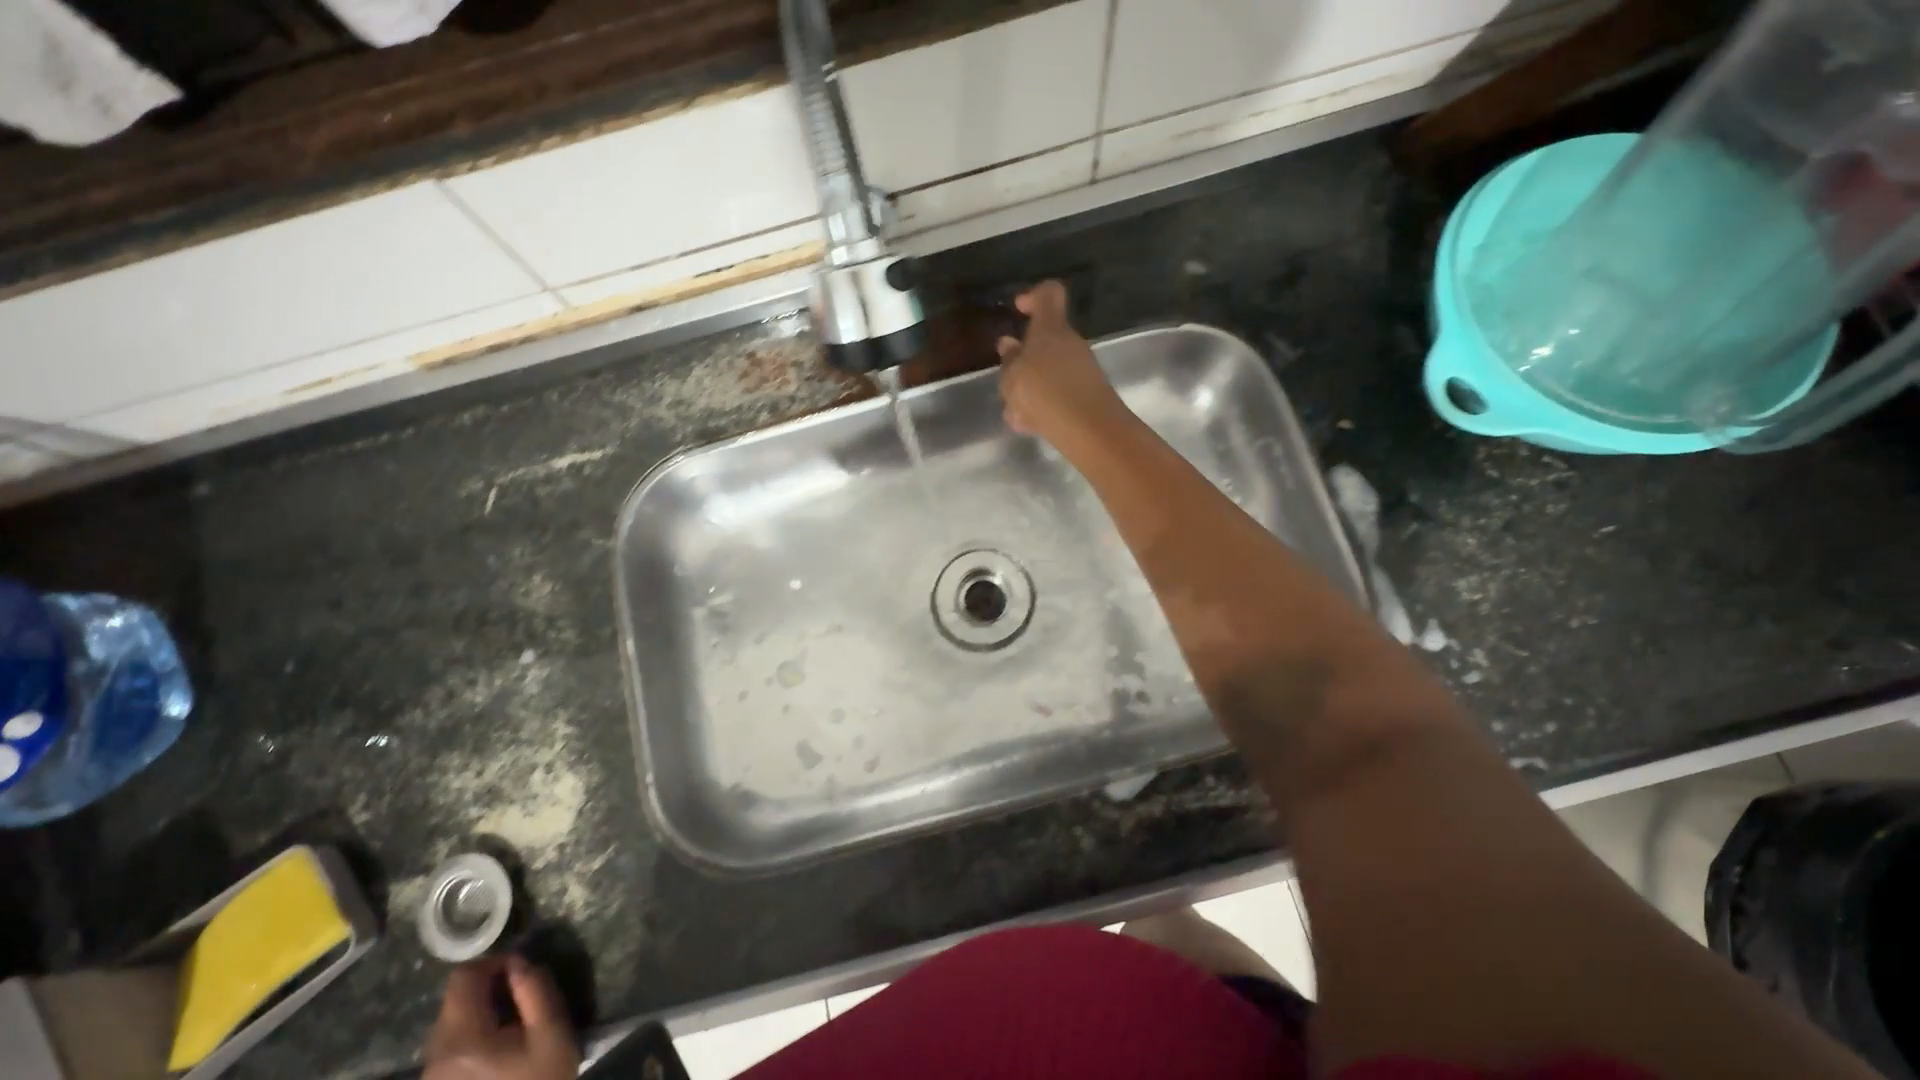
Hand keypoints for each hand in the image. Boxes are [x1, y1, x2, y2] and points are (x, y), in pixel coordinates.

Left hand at [424, 956, 579, 1079]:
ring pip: (449, 1024)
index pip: (464, 978)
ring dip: (478, 1014)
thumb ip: (536, 991)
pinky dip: (471, 1037)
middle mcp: (436, 1053)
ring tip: (511, 1028)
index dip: (493, 963)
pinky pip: (448, 1047)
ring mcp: (430, 1074)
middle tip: (521, 1000)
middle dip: (487, 990)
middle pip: (454, 1000)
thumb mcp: (553, 1035)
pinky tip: (496, 1055)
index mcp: (464, 1037)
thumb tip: (519, 963)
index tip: (521, 971)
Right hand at [996, 281, 1130, 446]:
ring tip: (1015, 411)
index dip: (1033, 296)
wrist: (1090, 429)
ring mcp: (1083, 368)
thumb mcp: (1012, 378)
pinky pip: (1058, 393)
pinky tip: (1030, 425)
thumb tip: (1009, 345)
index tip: (1018, 308)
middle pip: (1046, 340)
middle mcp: (1070, 343)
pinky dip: (1043, 405)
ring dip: (1031, 387)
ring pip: (1049, 371)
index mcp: (1051, 329)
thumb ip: (1009, 361)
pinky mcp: (1088, 393)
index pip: (1049, 294)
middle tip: (1008, 381)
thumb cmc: (1044, 394)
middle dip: (1024, 360)